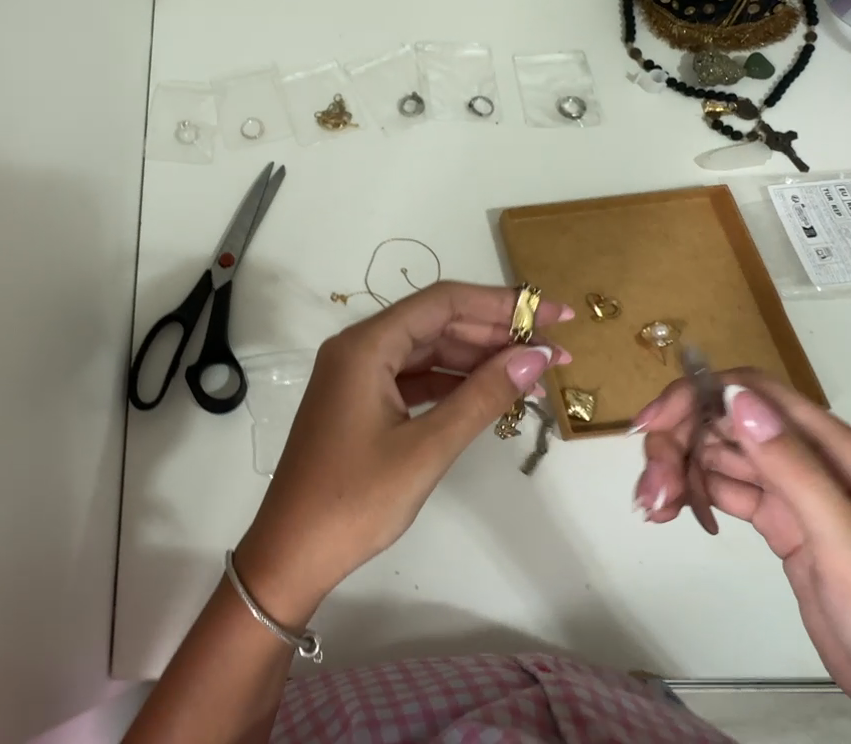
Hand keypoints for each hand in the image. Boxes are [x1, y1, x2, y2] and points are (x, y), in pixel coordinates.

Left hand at [234, 282, 571, 627]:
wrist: (293, 548)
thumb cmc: (356, 498)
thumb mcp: (426, 447)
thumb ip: (481, 397)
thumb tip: (535, 357)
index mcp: (364, 346)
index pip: (443, 302)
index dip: (503, 304)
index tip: (557, 316)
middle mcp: (357, 348)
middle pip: (435, 322)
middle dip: (496, 333)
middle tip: (557, 350)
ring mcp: (356, 375)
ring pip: (426, 350)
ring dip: (477, 359)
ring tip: (535, 373)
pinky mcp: (360, 402)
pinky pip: (413, 377)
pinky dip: (452, 383)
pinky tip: (491, 393)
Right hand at [632, 370, 850, 743]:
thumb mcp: (849, 547)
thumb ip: (793, 469)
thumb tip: (735, 398)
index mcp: (845, 457)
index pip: (757, 396)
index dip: (696, 399)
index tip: (650, 428)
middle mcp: (819, 466)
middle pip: (729, 425)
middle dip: (680, 446)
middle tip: (654, 491)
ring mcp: (801, 498)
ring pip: (722, 458)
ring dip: (681, 473)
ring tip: (657, 509)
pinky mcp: (785, 528)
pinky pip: (728, 493)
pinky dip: (695, 497)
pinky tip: (675, 516)